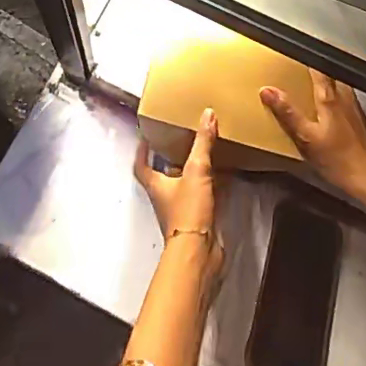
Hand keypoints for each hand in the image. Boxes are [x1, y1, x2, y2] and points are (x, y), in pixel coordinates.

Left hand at [134, 107, 223, 277]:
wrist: (199, 252)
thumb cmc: (188, 211)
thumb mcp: (196, 171)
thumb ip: (202, 143)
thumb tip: (207, 114)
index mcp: (156, 184)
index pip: (142, 165)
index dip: (142, 151)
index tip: (145, 137)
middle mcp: (165, 197)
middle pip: (164, 175)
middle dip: (171, 159)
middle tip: (181, 140)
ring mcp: (181, 211)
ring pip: (184, 186)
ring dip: (192, 172)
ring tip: (205, 154)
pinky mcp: (198, 220)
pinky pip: (203, 197)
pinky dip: (211, 186)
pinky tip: (224, 177)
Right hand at [261, 69, 365, 203]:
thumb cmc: (337, 158)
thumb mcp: (306, 138)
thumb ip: (287, 113)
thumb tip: (267, 89)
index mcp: (330, 97)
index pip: (318, 68)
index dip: (306, 58)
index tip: (293, 52)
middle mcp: (344, 96)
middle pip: (330, 73)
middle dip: (316, 66)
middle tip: (300, 65)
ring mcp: (354, 107)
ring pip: (338, 83)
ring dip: (326, 79)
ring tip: (310, 81)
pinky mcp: (358, 118)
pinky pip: (343, 95)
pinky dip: (333, 92)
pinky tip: (326, 103)